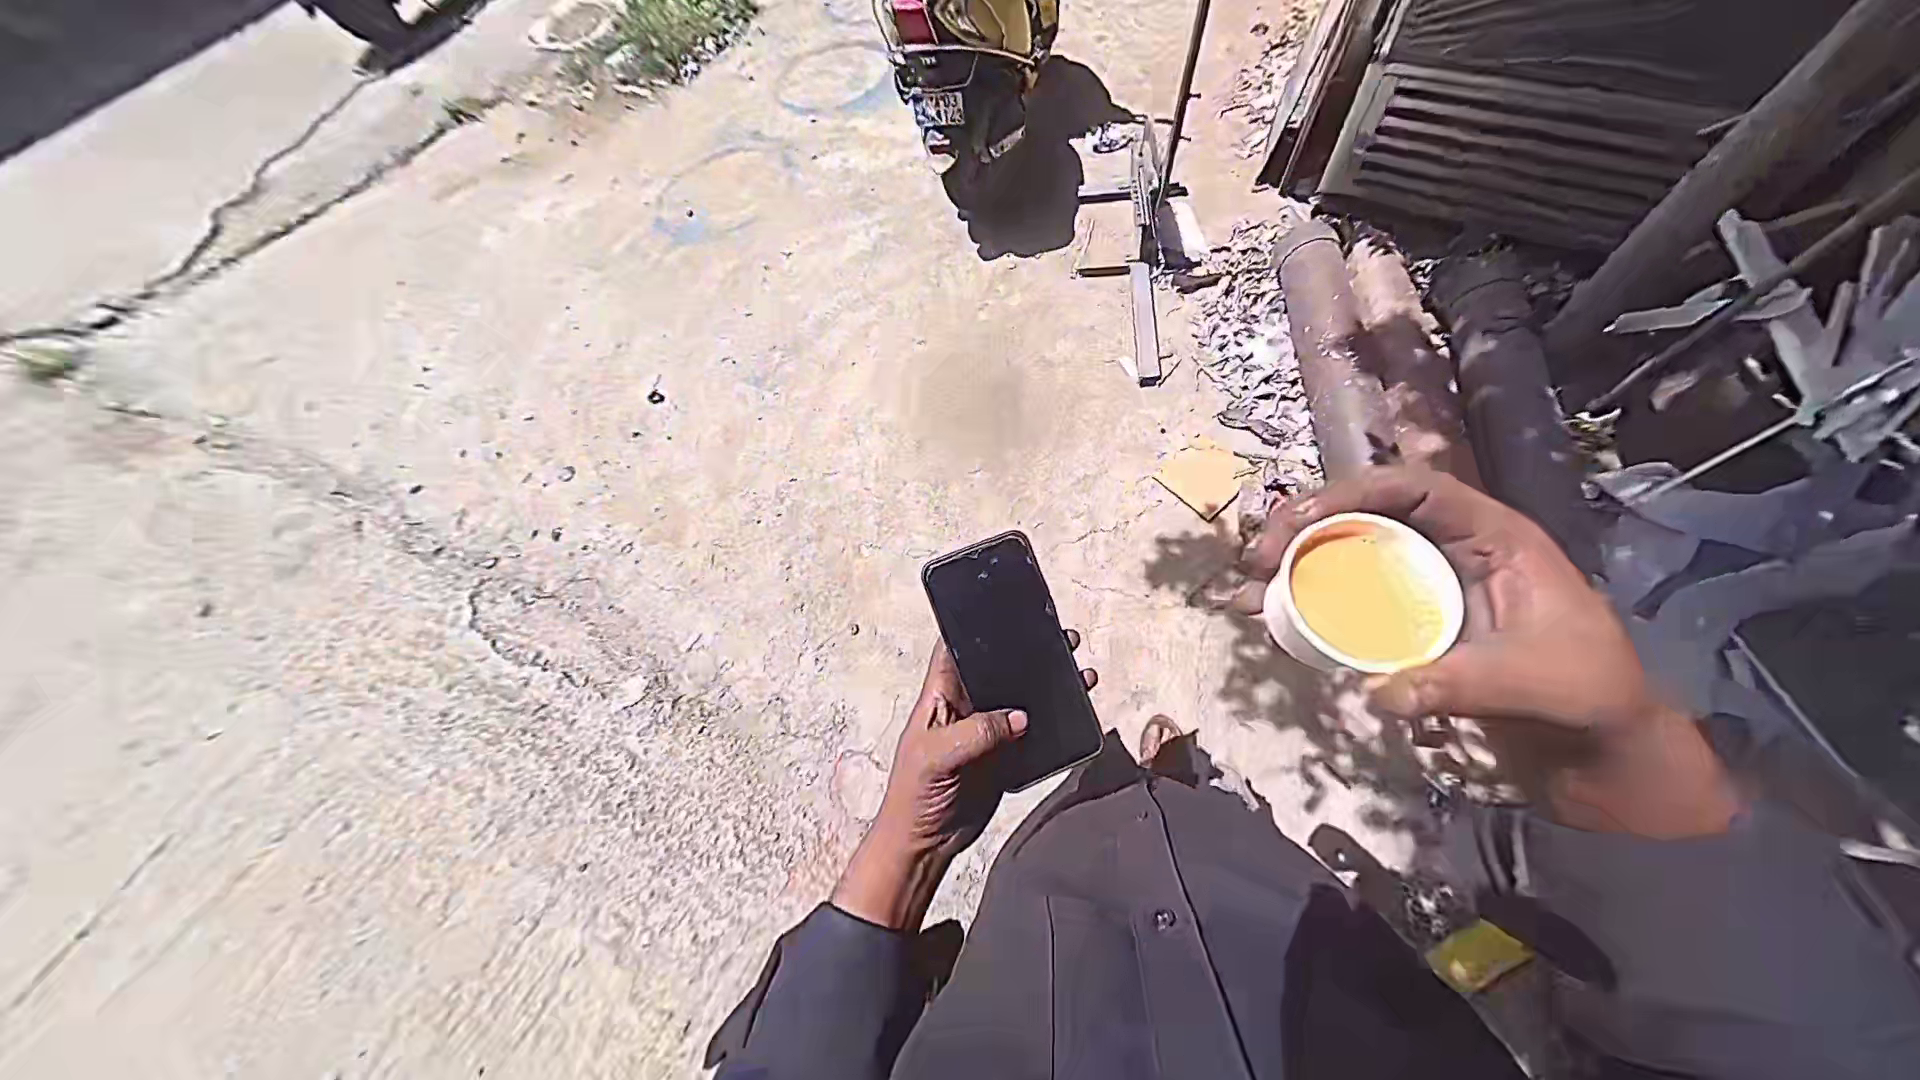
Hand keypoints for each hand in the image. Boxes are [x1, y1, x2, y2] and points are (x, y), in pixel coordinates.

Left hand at [832, 635, 1097, 929]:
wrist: (926, 843)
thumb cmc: (914, 795)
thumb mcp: (936, 757)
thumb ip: (975, 734)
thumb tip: (1019, 718)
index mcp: (940, 695)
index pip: (956, 648)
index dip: (975, 626)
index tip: (1007, 610)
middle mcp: (966, 705)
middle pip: (998, 667)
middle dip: (1027, 650)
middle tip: (1060, 637)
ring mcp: (988, 729)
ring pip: (1021, 695)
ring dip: (1047, 681)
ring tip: (1077, 667)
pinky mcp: (1005, 754)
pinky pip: (1034, 730)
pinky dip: (1054, 717)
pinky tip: (1076, 706)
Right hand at [1241, 467, 1736, 836]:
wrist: (1592, 738)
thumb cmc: (1583, 693)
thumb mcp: (1532, 683)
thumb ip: (1459, 684)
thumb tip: (1378, 692)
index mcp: (1488, 536)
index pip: (1412, 489)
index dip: (1352, 491)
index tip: (1301, 520)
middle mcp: (1442, 547)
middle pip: (1359, 513)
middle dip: (1302, 526)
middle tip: (1261, 560)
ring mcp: (1415, 580)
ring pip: (1340, 550)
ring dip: (1290, 563)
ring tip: (1249, 590)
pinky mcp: (1396, 614)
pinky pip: (1339, 594)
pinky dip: (1299, 601)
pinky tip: (1266, 617)